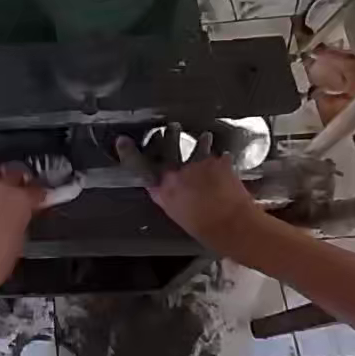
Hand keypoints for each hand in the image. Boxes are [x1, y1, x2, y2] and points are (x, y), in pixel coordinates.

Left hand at [0, 165, 42, 296]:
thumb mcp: (20, 239)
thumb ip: (24, 218)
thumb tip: (25, 212)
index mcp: (22, 200)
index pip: (37, 189)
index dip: (40, 194)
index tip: (39, 197)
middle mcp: (0, 188)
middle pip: (16, 172)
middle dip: (21, 181)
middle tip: (22, 190)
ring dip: (0, 176)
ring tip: (1, 185)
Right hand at [115, 125, 264, 249]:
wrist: (232, 225)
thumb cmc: (205, 228)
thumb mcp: (176, 214)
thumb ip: (169, 196)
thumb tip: (168, 188)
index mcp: (162, 189)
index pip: (139, 166)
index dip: (129, 152)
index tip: (122, 140)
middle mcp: (177, 173)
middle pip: (169, 146)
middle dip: (170, 135)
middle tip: (172, 127)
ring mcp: (199, 164)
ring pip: (198, 146)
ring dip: (202, 141)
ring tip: (204, 136)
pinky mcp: (220, 162)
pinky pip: (220, 156)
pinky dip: (222, 158)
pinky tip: (225, 158)